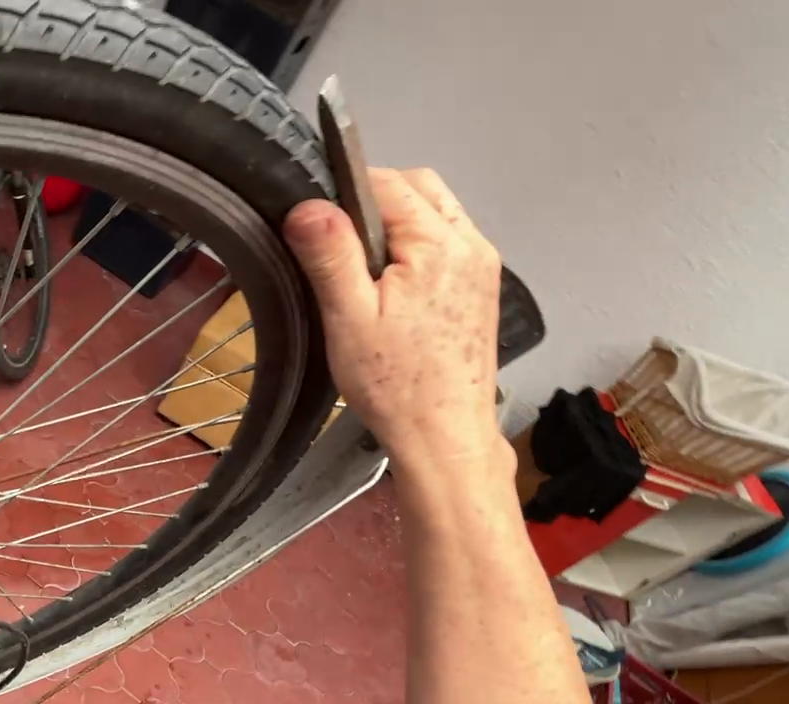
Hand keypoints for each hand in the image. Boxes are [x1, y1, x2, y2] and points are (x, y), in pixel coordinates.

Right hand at [284, 168, 505, 466]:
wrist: (441, 433)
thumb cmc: (393, 384)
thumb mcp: (348, 318)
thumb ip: (331, 256)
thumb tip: (306, 206)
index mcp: (439, 244)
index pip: (389, 184)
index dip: (346, 193)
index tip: (314, 222)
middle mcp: (471, 244)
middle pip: (420, 188)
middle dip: (374, 200)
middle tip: (334, 243)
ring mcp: (481, 265)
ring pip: (435, 213)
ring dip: (396, 222)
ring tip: (359, 267)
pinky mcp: (480, 288)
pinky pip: (447, 242)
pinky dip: (415, 245)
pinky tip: (390, 285)